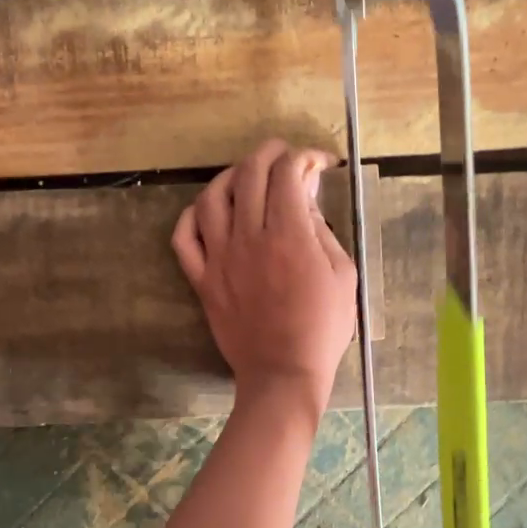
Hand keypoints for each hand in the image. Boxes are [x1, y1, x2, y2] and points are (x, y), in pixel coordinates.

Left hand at [173, 138, 357, 414]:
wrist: (282, 374)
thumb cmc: (322, 329)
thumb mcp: (343, 275)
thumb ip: (322, 231)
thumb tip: (305, 200)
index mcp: (289, 235)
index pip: (288, 173)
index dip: (305, 157)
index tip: (318, 164)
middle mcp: (249, 237)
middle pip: (249, 174)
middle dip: (269, 153)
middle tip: (282, 155)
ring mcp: (219, 258)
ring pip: (211, 198)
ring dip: (229, 176)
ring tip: (244, 176)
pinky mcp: (202, 280)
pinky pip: (184, 237)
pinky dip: (192, 215)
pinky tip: (207, 211)